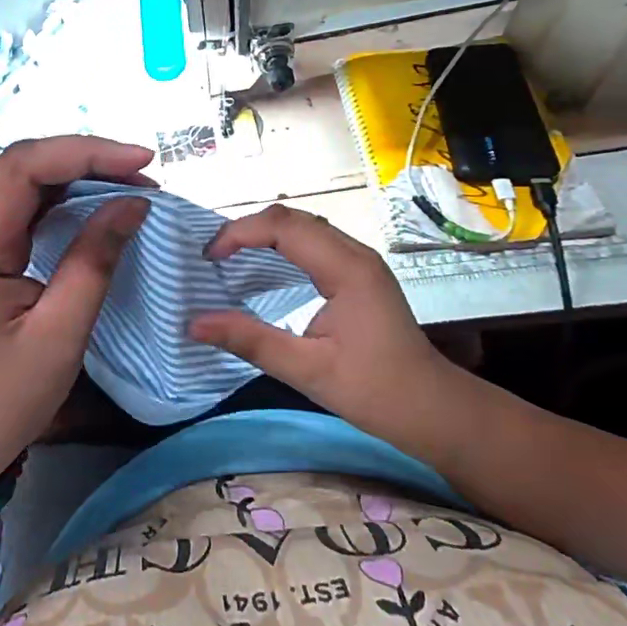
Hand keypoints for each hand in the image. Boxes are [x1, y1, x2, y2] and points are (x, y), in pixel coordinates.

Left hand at [0, 136, 153, 490]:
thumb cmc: (4, 397)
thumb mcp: (60, 334)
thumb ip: (95, 261)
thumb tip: (134, 203)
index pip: (22, 168)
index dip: (84, 153)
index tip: (141, 161)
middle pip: (21, 164)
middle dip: (85, 157)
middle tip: (143, 171)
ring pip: (24, 180)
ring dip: (78, 173)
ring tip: (131, 182)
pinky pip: (25, 205)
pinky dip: (66, 196)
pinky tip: (98, 202)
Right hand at [189, 205, 465, 445]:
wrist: (431, 408)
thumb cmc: (374, 391)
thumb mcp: (307, 370)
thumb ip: (251, 341)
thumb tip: (194, 324)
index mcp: (347, 268)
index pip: (284, 227)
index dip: (240, 232)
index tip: (209, 258)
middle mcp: (355, 253)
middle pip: (293, 217)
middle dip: (248, 228)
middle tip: (214, 257)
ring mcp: (360, 261)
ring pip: (304, 226)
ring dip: (265, 234)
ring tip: (230, 257)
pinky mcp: (360, 273)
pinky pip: (314, 242)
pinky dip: (282, 245)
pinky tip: (265, 267)